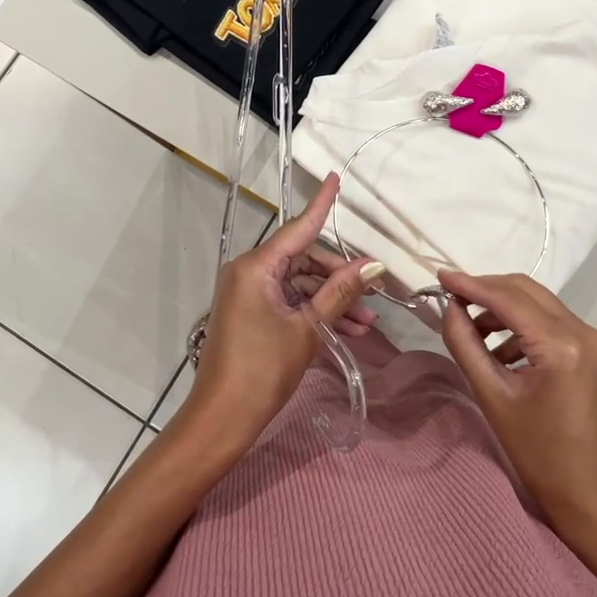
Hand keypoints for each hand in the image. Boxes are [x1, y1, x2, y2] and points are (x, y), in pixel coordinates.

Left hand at [188, 174, 384, 440]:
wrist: (222, 418)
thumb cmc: (263, 369)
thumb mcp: (307, 329)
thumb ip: (340, 293)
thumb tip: (373, 264)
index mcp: (256, 267)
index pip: (298, 228)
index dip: (321, 204)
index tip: (335, 178)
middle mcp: (249, 271)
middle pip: (303, 258)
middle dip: (339, 274)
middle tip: (374, 290)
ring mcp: (248, 293)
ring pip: (300, 283)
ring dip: (332, 299)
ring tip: (368, 322)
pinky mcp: (251, 313)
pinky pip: (290, 301)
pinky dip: (315, 312)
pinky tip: (348, 331)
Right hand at [438, 270, 596, 533]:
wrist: (591, 493)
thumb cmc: (538, 453)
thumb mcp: (493, 397)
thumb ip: (466, 345)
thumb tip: (449, 308)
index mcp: (560, 346)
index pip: (507, 299)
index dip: (470, 285)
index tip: (439, 276)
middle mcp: (582, 331)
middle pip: (525, 290)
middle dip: (486, 289)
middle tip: (451, 298)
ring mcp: (592, 339)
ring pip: (538, 301)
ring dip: (503, 306)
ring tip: (471, 328)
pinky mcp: (593, 350)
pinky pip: (551, 320)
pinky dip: (522, 323)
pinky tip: (499, 349)